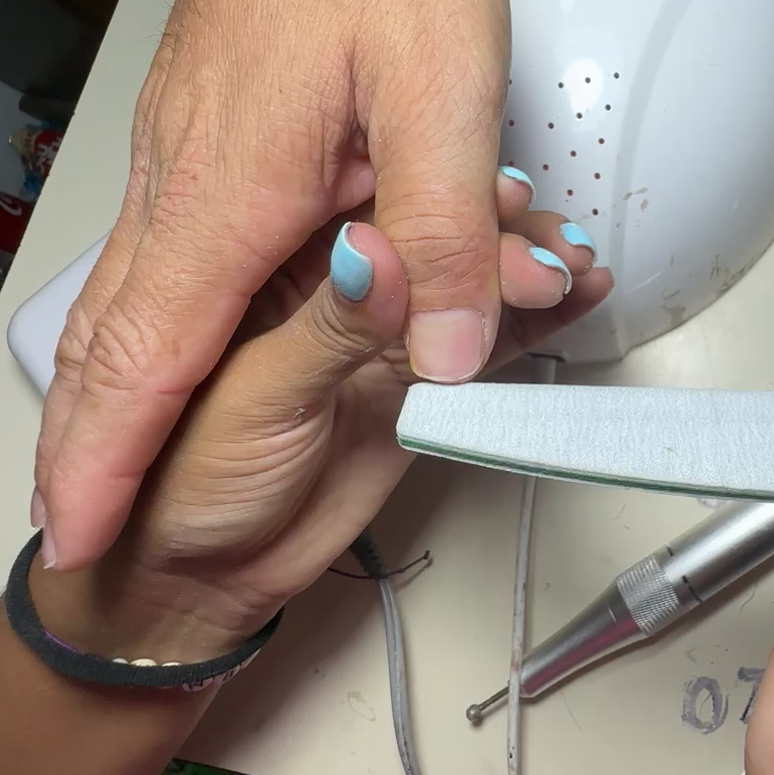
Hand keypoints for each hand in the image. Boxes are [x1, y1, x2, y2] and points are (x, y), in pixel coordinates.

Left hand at [32, 171, 612, 659]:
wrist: (216, 576)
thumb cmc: (194, 486)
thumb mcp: (257, 401)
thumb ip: (328, 330)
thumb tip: (378, 253)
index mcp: (281, 266)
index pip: (371, 209)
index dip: (436, 197)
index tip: (494, 198)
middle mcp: (347, 284)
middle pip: (436, 239)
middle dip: (498, 241)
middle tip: (546, 258)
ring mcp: (396, 329)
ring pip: (472, 284)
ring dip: (527, 273)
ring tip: (577, 269)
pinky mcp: (430, 374)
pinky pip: (491, 340)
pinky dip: (536, 321)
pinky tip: (579, 297)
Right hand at [36, 0, 516, 571]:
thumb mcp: (443, 100)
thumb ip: (445, 236)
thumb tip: (449, 356)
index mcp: (238, 193)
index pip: (148, 355)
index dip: (110, 451)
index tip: (81, 530)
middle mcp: (195, 182)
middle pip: (120, 332)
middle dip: (94, 433)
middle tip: (83, 515)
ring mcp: (199, 152)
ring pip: (143, 288)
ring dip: (122, 378)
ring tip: (112, 453)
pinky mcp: (226, 127)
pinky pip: (182, 241)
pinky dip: (163, 306)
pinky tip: (182, 326)